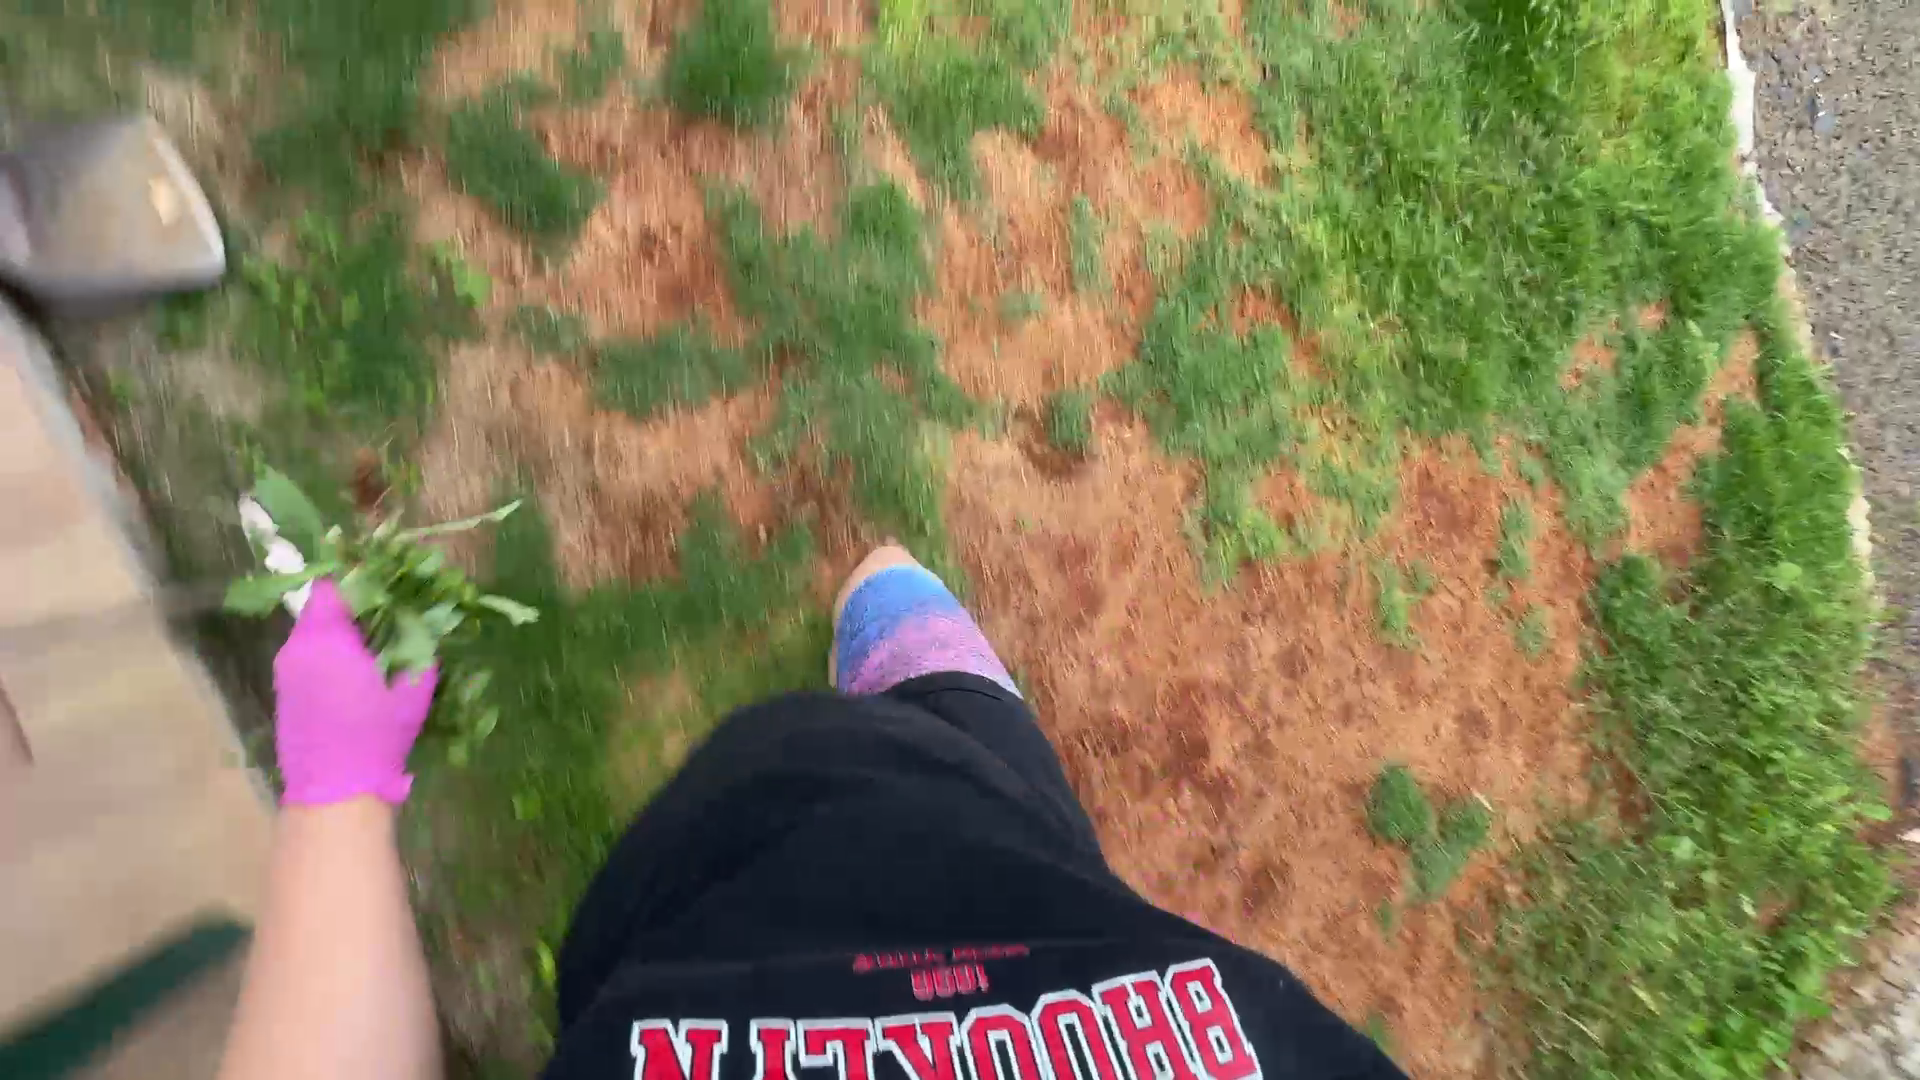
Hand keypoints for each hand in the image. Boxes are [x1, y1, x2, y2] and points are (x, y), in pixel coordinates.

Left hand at [273, 581, 437, 805]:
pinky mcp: (290, 693)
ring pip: (322, 633)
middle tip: (404, 610)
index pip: (335, 584)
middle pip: (328, 608)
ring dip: (354, 630)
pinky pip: (317, 656)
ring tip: (392, 639)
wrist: (337, 786)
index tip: (398, 581)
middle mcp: (296, 648)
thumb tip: (422, 609)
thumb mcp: (414, 676)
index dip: (366, 577)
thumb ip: (416, 636)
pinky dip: (342, 652)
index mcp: (323, 637)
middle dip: (365, 604)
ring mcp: (288, 672)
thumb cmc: (379, 725)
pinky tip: (371, 669)